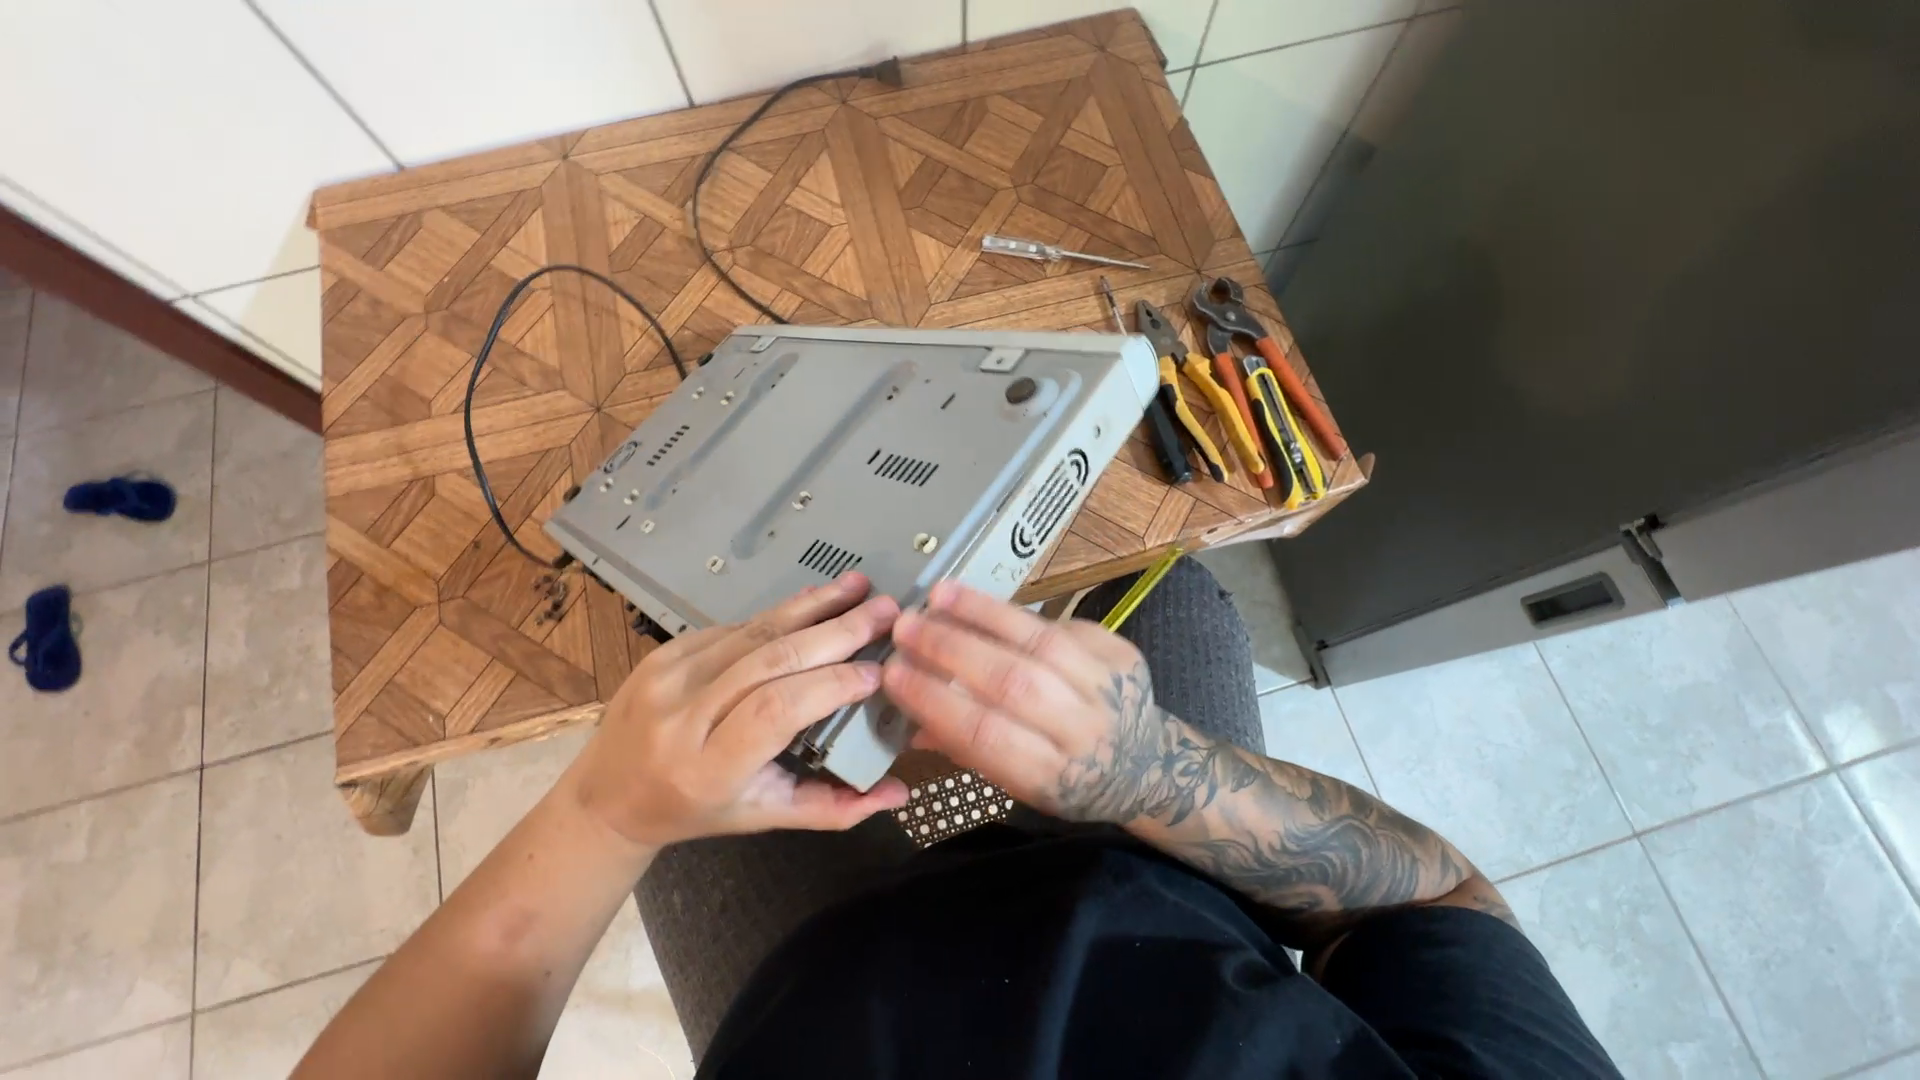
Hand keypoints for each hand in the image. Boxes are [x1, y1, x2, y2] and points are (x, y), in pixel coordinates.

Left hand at [574, 572, 909, 847]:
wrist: (607, 794)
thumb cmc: (693, 811)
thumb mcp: (761, 818)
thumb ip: (832, 808)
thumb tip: (900, 793)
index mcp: (707, 768)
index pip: (776, 710)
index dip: (830, 684)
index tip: (879, 670)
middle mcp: (682, 716)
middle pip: (770, 659)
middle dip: (836, 631)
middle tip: (887, 610)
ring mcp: (668, 676)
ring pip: (755, 632)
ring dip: (813, 606)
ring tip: (860, 587)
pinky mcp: (664, 652)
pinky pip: (735, 628)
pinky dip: (782, 615)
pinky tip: (818, 601)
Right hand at [883, 582, 1251, 827]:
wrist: (1148, 765)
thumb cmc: (1069, 781)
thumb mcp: (1019, 785)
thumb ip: (965, 748)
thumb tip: (906, 716)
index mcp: (1052, 774)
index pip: (985, 734)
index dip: (935, 701)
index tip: (892, 674)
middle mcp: (1084, 729)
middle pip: (1013, 681)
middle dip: (951, 649)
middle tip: (906, 627)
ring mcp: (1108, 685)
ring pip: (1040, 641)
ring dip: (981, 615)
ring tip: (937, 597)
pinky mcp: (1120, 651)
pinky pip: (1058, 624)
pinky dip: (1012, 612)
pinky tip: (976, 601)